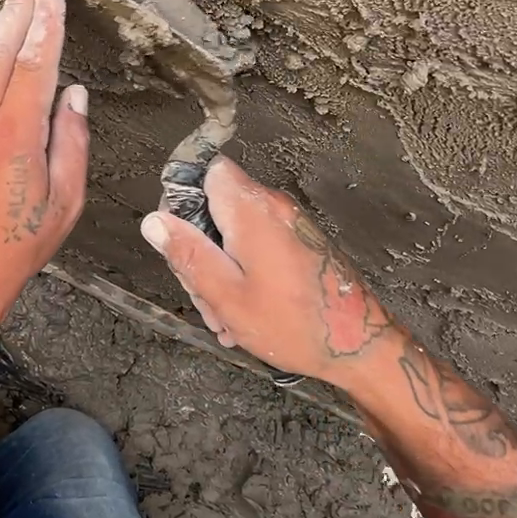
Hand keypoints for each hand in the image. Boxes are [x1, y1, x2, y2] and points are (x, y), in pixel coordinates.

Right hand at [139, 157, 402, 384]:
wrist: (362, 346)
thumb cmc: (293, 324)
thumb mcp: (227, 295)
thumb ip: (188, 254)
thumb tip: (154, 220)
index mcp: (251, 209)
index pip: (206, 170)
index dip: (183, 199)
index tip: (180, 240)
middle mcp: (273, 205)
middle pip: (216, 205)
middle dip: (201, 247)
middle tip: (205, 295)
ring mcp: (290, 223)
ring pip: (235, 230)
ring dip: (222, 267)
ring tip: (227, 315)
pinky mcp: (300, 241)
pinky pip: (258, 244)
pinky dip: (245, 271)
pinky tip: (248, 310)